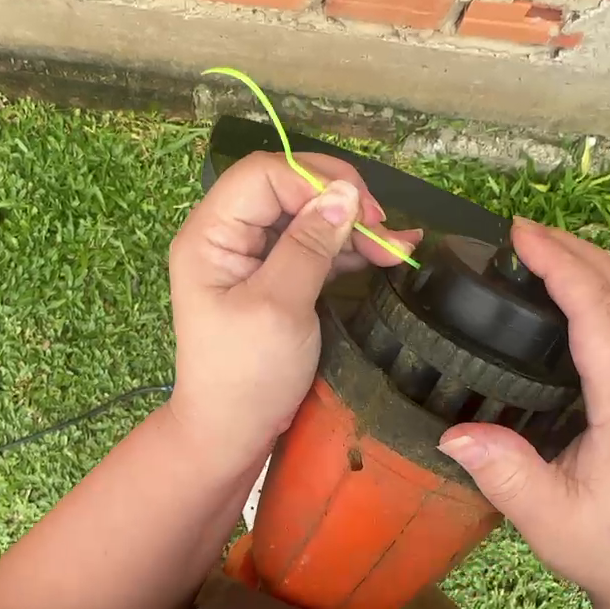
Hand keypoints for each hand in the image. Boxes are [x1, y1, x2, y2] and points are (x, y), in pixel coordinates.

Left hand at [166, 150, 418, 471]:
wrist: (231, 433)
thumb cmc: (246, 376)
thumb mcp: (280, 307)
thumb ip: (310, 246)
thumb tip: (346, 194)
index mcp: (210, 235)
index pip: (262, 175)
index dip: (314, 180)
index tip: (361, 210)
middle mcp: (227, 237)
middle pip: (288, 191)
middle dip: (340, 202)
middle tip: (384, 230)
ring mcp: (252, 260)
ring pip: (306, 219)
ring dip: (352, 228)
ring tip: (398, 248)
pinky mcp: (275, 281)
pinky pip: (313, 250)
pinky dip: (348, 251)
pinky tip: (384, 256)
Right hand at [436, 218, 609, 603]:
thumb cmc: (606, 546)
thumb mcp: (546, 518)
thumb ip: (504, 474)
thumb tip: (451, 433)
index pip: (600, 313)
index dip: (561, 266)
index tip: (520, 236)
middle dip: (577, 251)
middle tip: (524, 234)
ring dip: (603, 264)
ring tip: (553, 251)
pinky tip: (593, 292)